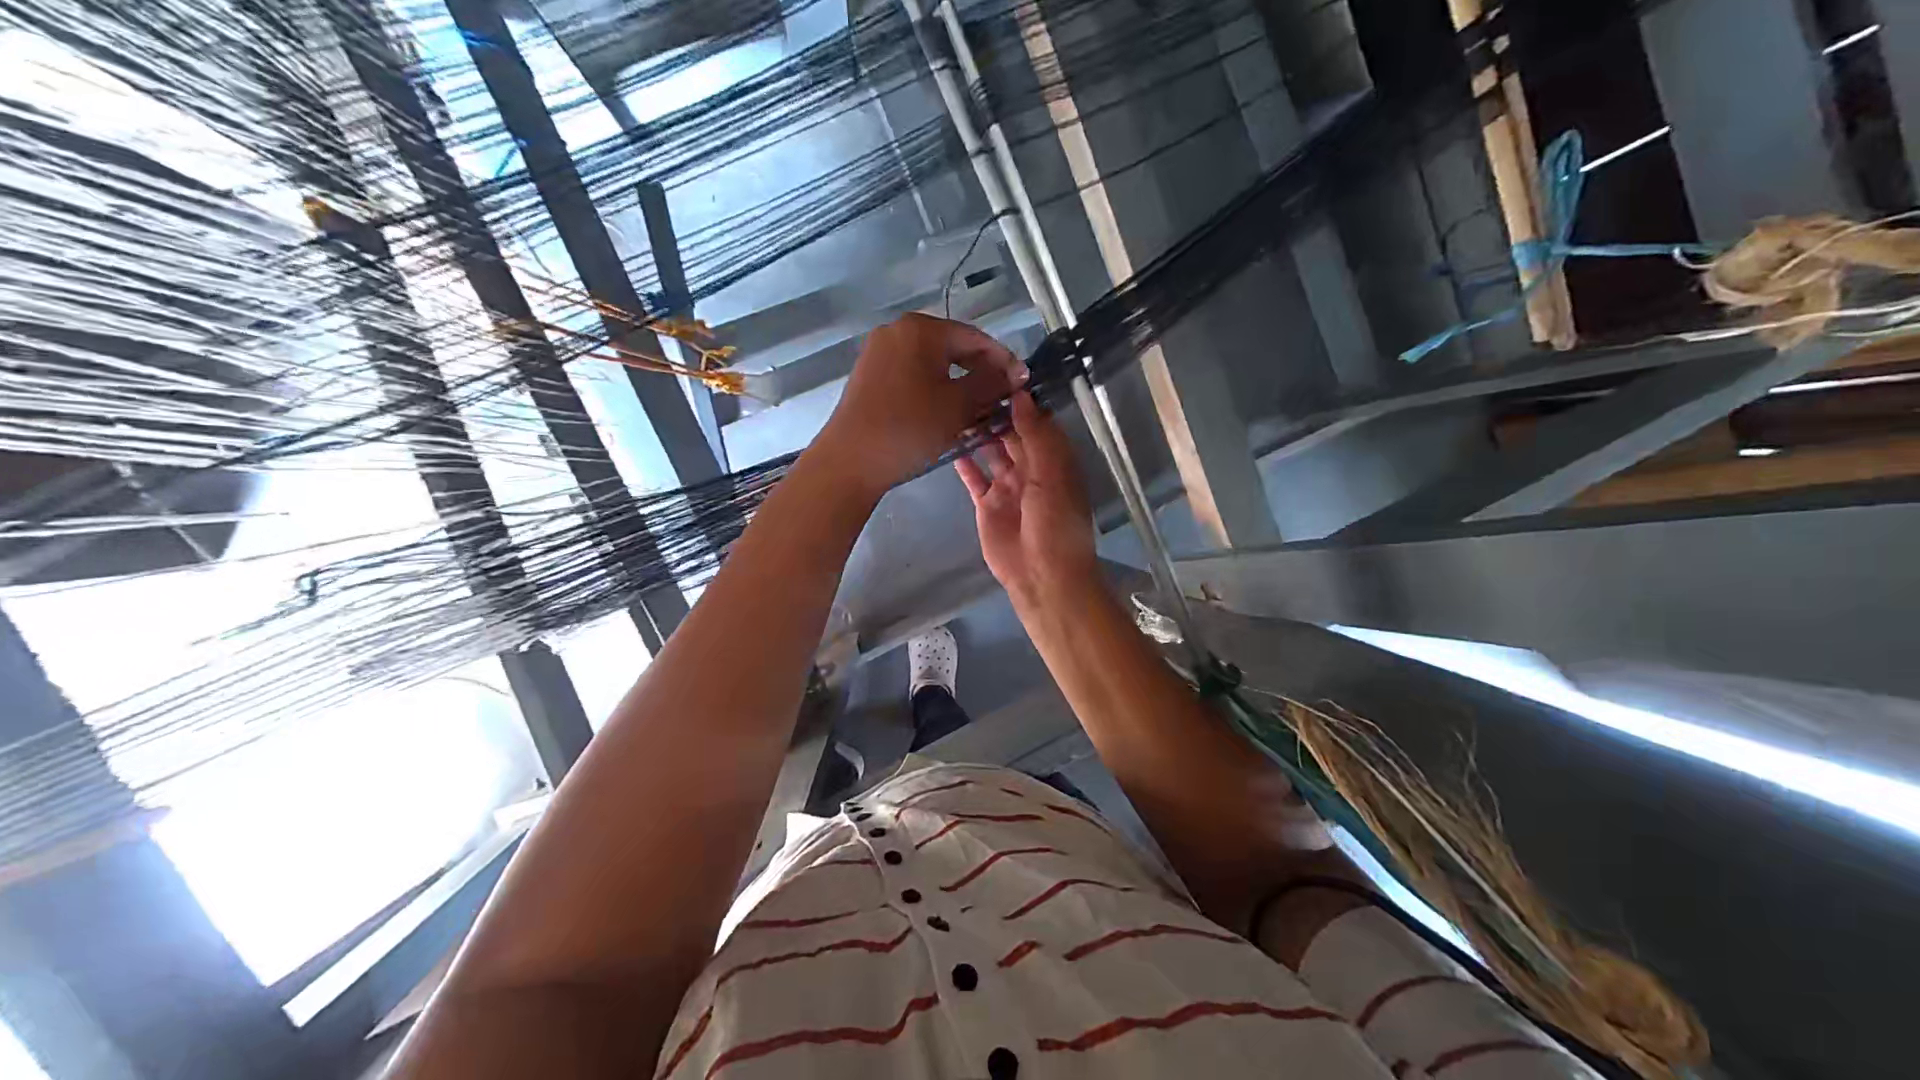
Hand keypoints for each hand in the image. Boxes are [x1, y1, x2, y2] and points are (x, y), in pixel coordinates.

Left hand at [812, 314, 1025, 498]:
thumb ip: (991, 383)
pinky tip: (947, 414)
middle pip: (953, 348)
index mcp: (920, 329)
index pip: (975, 338)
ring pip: (933, 364)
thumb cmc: (909, 427)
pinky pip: (913, 376)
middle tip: (1002, 400)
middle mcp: (897, 331)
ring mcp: (879, 353)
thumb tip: (1016, 373)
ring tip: (979, 411)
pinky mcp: (870, 376)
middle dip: (980, 374)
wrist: (850, 460)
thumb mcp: (958, 405)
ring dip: (959, 385)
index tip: (1022, 383)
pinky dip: (934, 390)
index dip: (1003, 361)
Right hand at [956, 390, 1100, 611]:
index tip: (999, 374)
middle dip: (996, 413)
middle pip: (1012, 434)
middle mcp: (1032, 469)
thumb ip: (1036, 435)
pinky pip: (973, 477)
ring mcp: (1008, 486)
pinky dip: (963, 462)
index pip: (1038, 422)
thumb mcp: (1051, 474)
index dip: (1022, 401)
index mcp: (1055, 460)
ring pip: (991, 452)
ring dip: (977, 433)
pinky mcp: (987, 504)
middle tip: (969, 385)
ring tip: (955, 407)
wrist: (1042, 574)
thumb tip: (1022, 395)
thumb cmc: (1056, 523)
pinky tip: (947, 441)